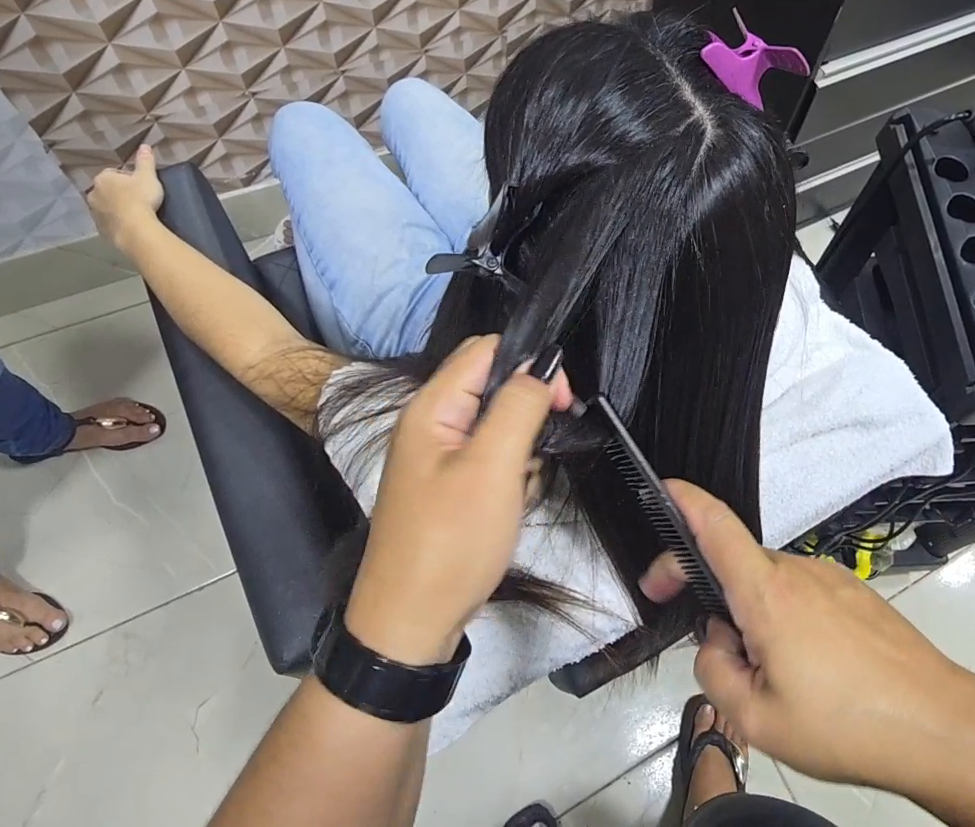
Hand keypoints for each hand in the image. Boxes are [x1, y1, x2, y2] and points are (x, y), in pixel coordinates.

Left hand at [87, 145, 164, 250]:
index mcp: (103, 179)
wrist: (134, 229)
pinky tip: (130, 225)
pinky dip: (116, 222)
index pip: (112, 173)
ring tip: (135, 213)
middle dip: (118, 193)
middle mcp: (93, 194)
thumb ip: (145, 161)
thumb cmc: (140, 198)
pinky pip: (108, 222)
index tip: (140, 184)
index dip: (127, 177)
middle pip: (106, 190)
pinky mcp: (100, 229)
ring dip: (116, 208)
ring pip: (105, 206)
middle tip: (138, 199)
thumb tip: (144, 145)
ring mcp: (94, 213)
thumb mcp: (148, 176)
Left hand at [345, 336, 572, 664]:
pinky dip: (512, 475)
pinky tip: (513, 504)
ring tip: (522, 487)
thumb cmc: (451, 542)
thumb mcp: (493, 467)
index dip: (530, 362)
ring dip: (523, 449)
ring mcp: (440, 458)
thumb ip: (519, 406)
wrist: (411, 625)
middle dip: (530, 410)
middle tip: (543, 449)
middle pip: (494, 386)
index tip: (563, 401)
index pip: (486, 350)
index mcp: (431, 408)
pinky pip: (492, 460)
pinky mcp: (451, 488)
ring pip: (499, 425)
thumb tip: (543, 362)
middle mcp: (431, 424)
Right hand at [640, 481, 973, 790]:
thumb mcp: (757, 719)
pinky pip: (806, 598)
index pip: (716, 527)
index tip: (663, 490)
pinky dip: (791, 623)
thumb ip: (714, 672)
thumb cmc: (847, 723)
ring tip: (779, 682)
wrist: (940, 727)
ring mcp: (833, 580)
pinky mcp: (858, 595)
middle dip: (715, 600)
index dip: (685, 501)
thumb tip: (716, 642)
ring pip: (773, 589)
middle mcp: (799, 572)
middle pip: (739, 568)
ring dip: (757, 621)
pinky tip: (814, 673)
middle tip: (715, 652)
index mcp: (768, 593)